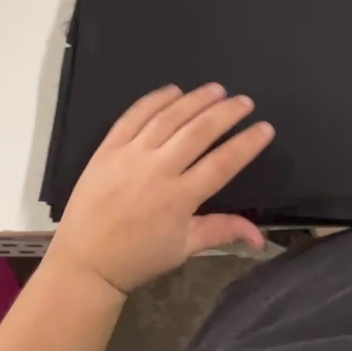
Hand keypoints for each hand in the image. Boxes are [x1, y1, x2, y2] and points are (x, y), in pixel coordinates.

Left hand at [50, 83, 275, 295]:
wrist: (85, 262)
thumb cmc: (138, 257)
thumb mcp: (183, 248)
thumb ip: (222, 231)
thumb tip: (261, 237)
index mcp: (180, 198)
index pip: (222, 163)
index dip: (247, 144)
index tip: (266, 128)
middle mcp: (158, 170)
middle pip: (199, 132)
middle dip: (226, 113)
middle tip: (244, 100)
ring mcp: (131, 155)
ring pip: (170, 117)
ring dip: (196, 99)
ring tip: (217, 89)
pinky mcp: (109, 147)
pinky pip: (134, 115)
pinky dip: (156, 99)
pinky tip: (175, 90)